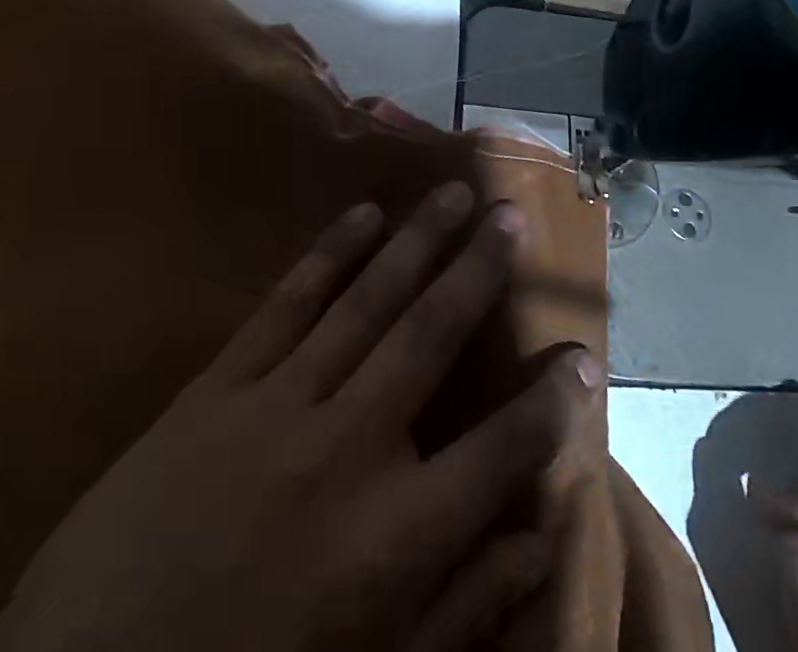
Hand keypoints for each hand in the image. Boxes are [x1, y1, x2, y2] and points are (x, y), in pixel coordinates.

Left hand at [0, 184, 605, 651]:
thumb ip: (468, 602)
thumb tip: (544, 540)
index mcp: (397, 530)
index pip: (506, 447)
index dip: (555, 400)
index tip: (584, 358)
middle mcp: (349, 448)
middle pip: (432, 337)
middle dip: (481, 272)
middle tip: (513, 218)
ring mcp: (276, 408)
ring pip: (367, 304)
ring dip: (418, 242)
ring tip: (456, 194)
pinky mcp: (213, 393)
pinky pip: (285, 308)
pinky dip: (328, 258)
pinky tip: (363, 217)